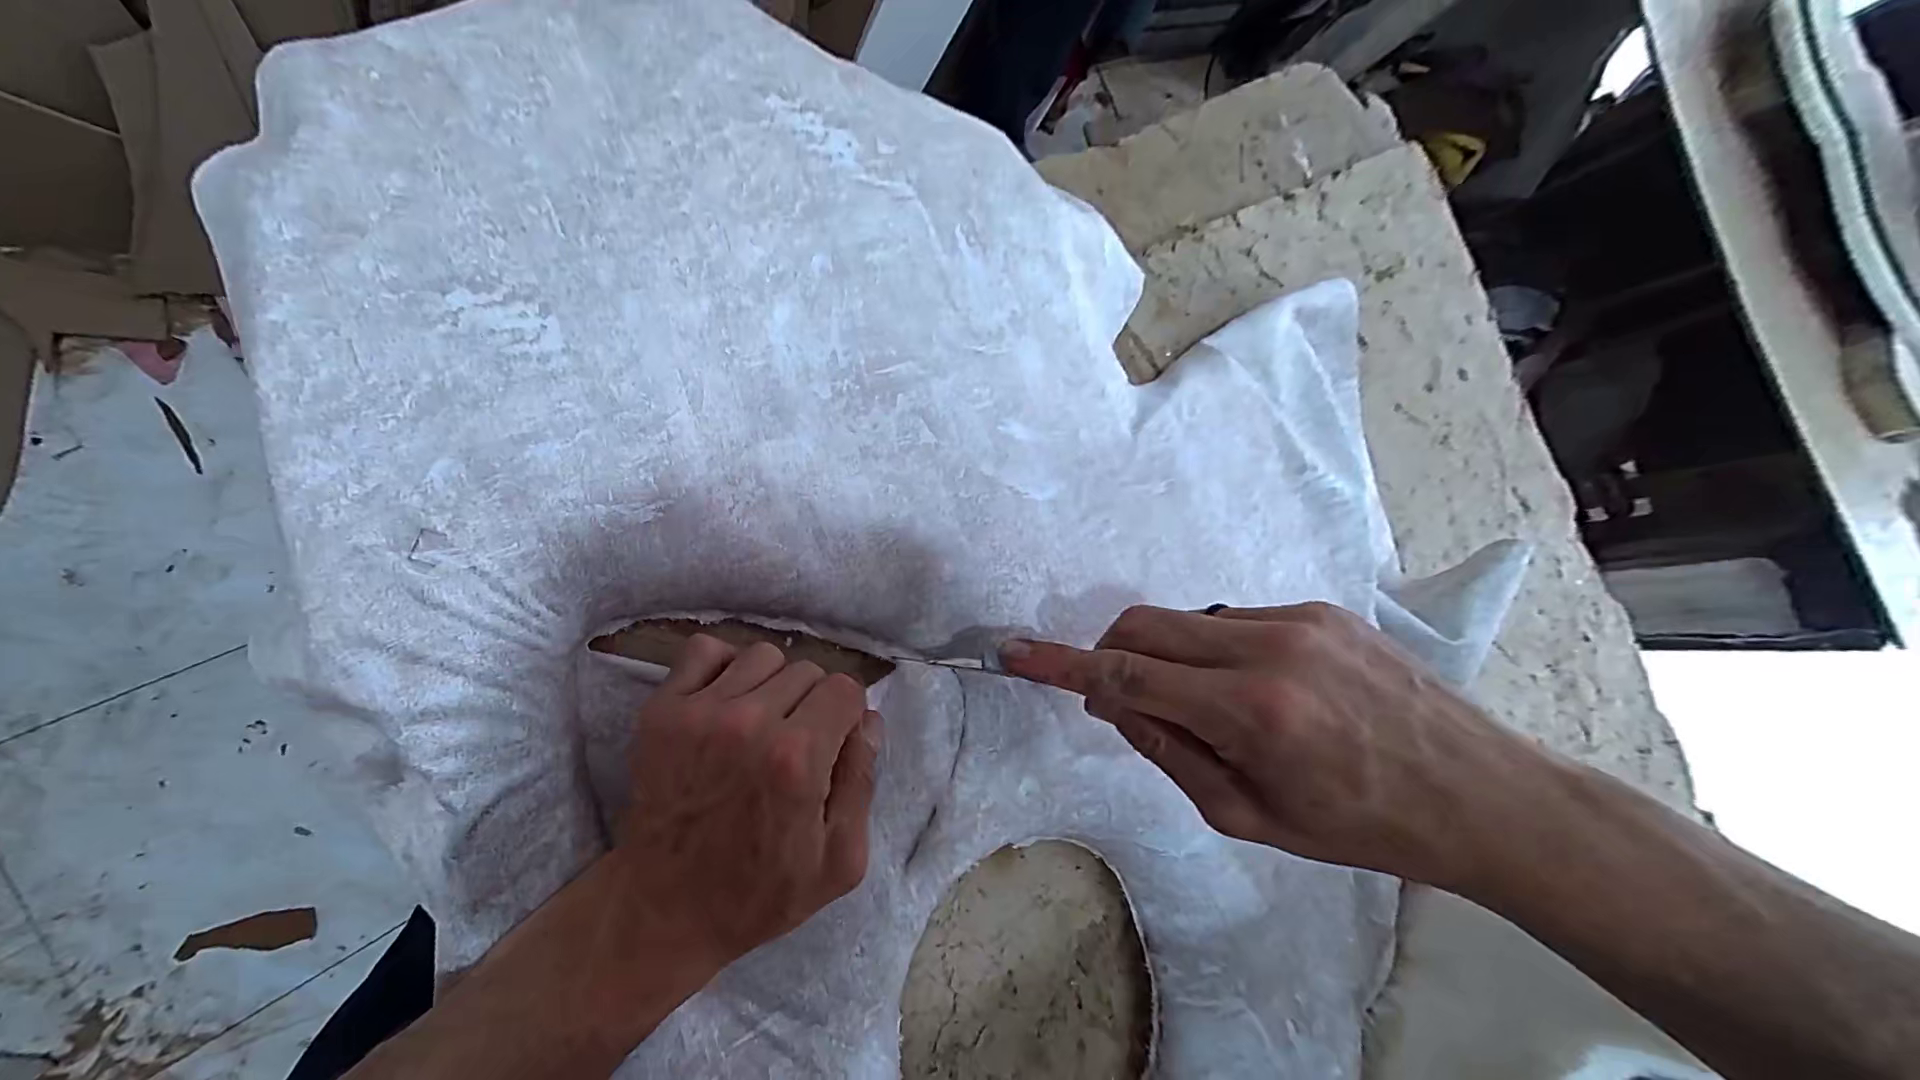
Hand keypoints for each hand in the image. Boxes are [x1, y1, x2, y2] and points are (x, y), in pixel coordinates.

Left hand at [615, 634, 883, 968]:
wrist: (664, 912)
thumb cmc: (760, 892)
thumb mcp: (840, 860)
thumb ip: (863, 781)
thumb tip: (868, 720)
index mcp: (797, 758)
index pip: (845, 689)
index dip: (848, 716)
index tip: (835, 744)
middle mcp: (749, 722)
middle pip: (808, 670)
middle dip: (814, 703)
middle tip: (798, 743)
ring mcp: (698, 712)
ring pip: (763, 656)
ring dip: (773, 684)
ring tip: (762, 723)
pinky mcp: (660, 712)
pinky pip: (705, 650)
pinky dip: (723, 666)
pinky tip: (727, 701)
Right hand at [1000, 603, 1548, 888]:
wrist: (1479, 792)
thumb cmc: (1360, 825)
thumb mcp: (1249, 816)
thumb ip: (1168, 752)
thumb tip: (1112, 703)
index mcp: (1252, 712)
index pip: (1129, 676)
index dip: (1064, 665)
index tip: (1019, 653)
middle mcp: (1269, 646)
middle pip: (1144, 626)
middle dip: (1110, 654)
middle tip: (1119, 699)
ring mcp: (1296, 617)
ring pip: (1185, 621)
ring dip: (1168, 657)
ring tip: (1208, 706)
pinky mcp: (1318, 606)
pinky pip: (1230, 618)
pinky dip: (1213, 649)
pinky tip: (1255, 688)